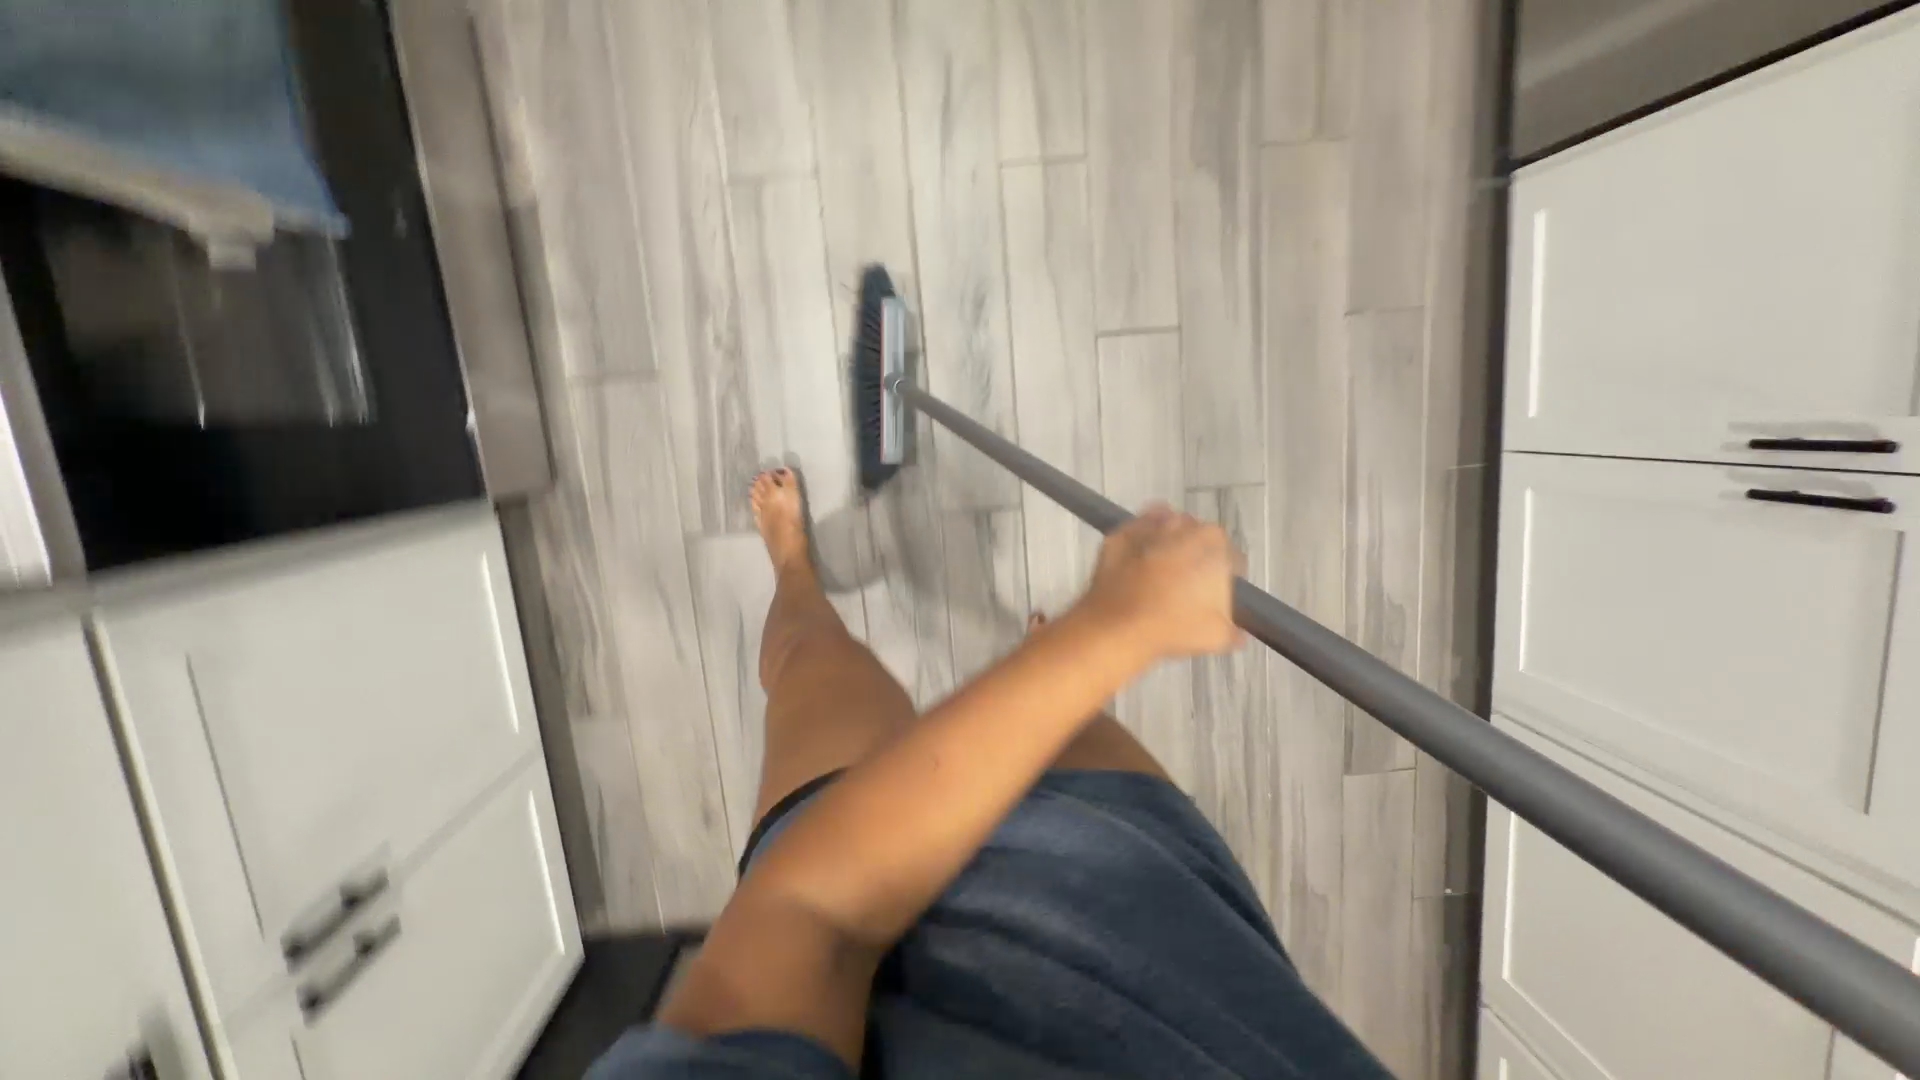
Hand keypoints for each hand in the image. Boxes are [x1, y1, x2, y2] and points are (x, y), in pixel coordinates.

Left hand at [1077, 503, 1244, 660]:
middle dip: (1200, 549)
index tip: (1225, 584)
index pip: (1230, 552)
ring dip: (1171, 536)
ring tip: (1168, 560)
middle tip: (1194, 574)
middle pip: (1197, 532)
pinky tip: (1140, 550)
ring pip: (1166, 523)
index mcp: (1211, 549)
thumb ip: (1233, 631)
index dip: (1230, 568)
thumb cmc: (1173, 629)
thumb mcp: (1216, 637)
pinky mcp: (1118, 537)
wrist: (1118, 628)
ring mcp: (1147, 530)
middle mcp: (1181, 530)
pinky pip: (1135, 528)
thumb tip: (1238, 634)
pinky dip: (1140, 534)